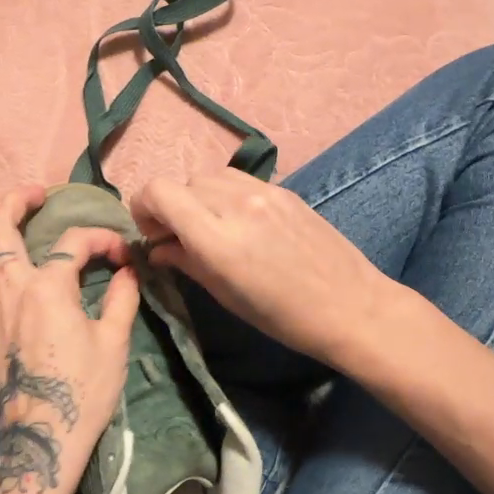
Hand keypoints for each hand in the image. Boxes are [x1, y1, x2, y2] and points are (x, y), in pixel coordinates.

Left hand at [0, 186, 141, 493]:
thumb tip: (130, 271)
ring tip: (2, 232)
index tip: (121, 253)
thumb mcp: (114, 343)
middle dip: (14, 201)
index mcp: (47, 288)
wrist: (42, 435)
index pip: (72, 243)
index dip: (100, 239)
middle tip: (34, 195)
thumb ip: (122, 299)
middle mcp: (8, 290)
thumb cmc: (84, 390)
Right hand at [134, 169, 393, 362]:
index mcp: (216, 237)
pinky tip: (238, 222)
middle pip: (181, 183)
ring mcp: (262, 191)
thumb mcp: (224, 295)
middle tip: (179, 239)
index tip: (153, 235)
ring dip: (197, 198)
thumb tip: (157, 247)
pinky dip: (224, 194)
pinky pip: (237, 179)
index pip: (158, 192)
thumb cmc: (282, 316)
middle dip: (170, 208)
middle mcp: (236, 203)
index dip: (143, 208)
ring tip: (209, 228)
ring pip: (208, 176)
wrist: (350, 305)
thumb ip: (185, 262)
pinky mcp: (282, 189)